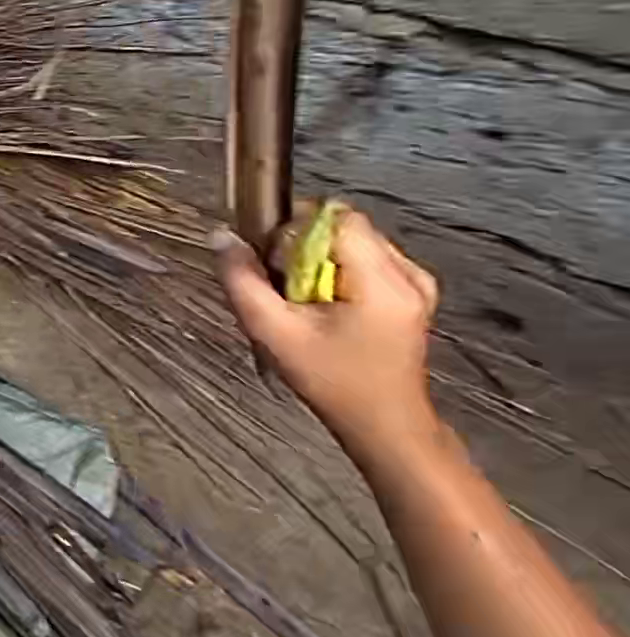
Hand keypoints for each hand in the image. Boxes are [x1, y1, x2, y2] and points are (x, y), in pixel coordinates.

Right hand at [211, 207, 441, 461]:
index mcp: (382, 280)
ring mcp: (414, 282)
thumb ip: (241, 278)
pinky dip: (329, 271)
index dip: (293, 228)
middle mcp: (408, 272)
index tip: (271, 259)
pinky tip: (317, 303)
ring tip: (297, 298)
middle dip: (300, 248)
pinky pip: (360, 259)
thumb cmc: (326, 376)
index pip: (336, 218)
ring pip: (349, 242)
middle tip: (278, 285)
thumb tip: (221, 236)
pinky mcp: (409, 292)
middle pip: (341, 228)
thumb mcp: (270, 328)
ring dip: (312, 260)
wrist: (380, 418)